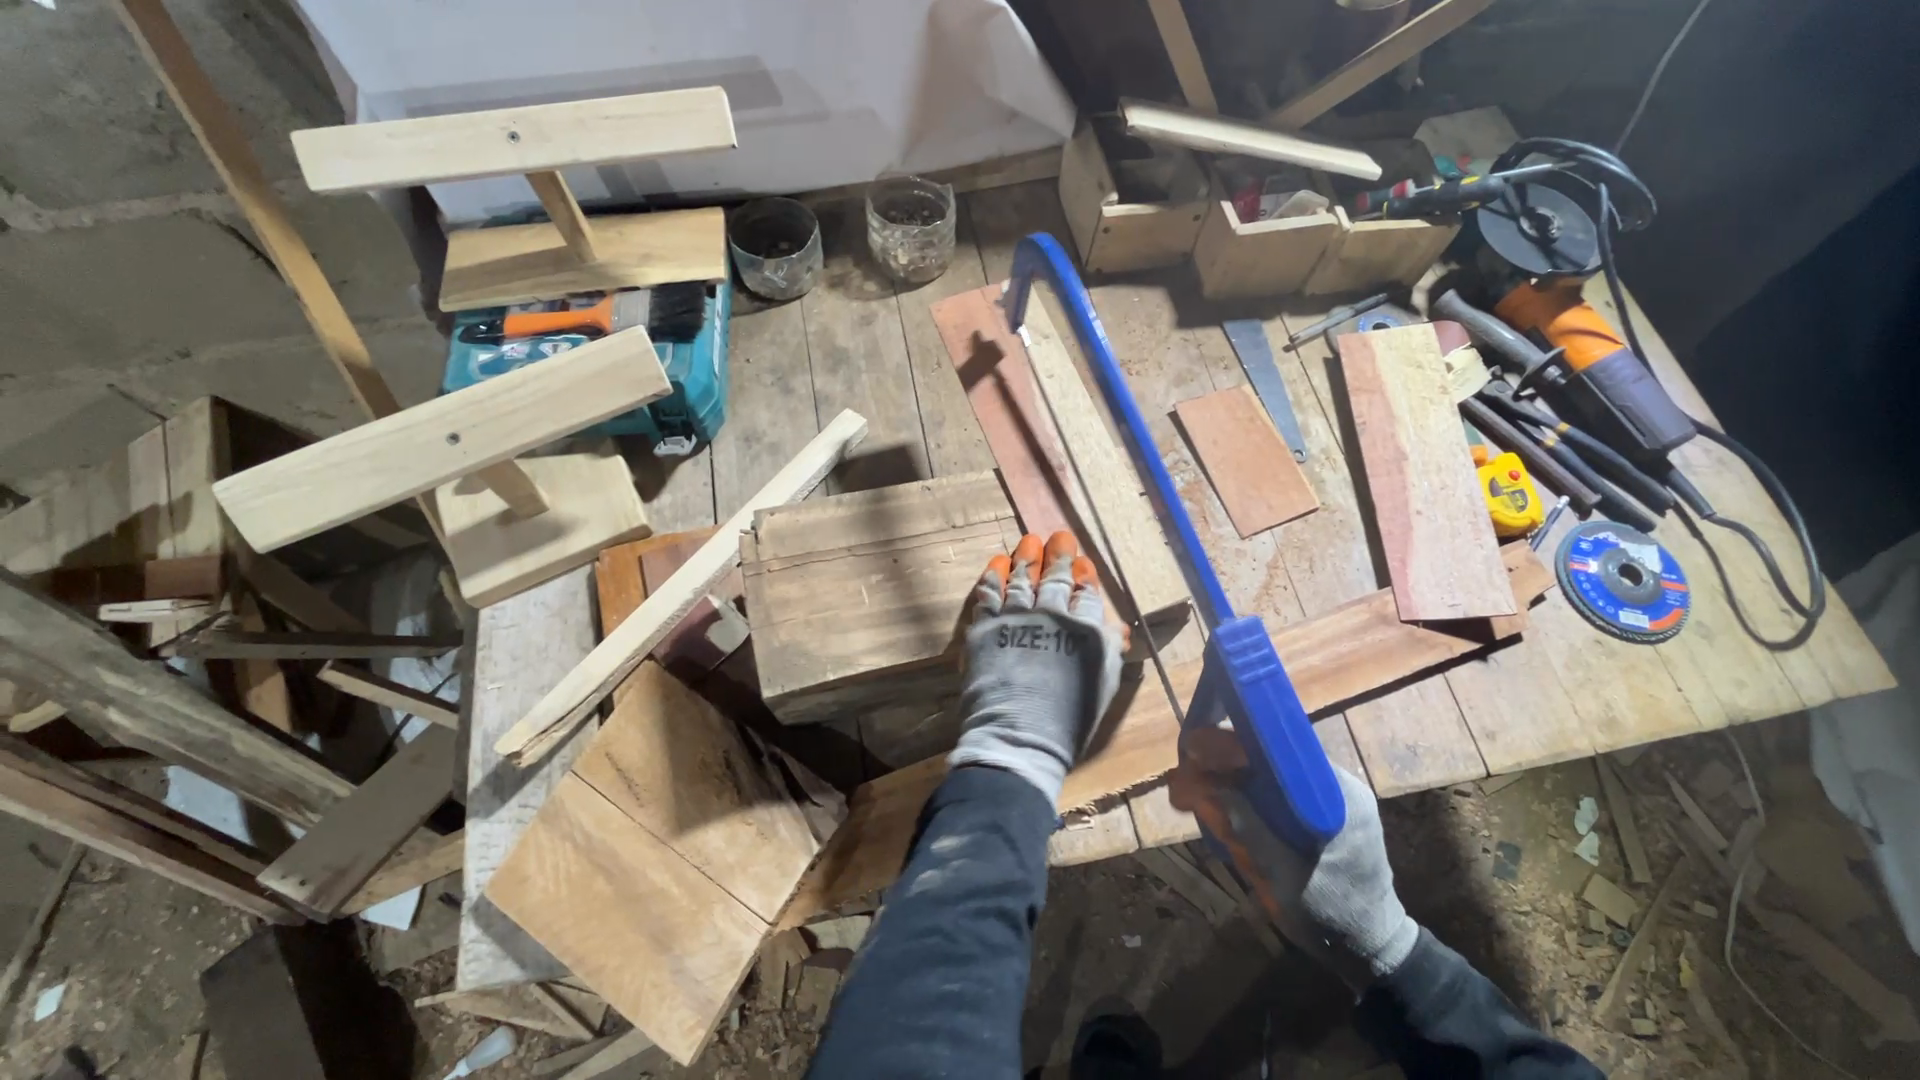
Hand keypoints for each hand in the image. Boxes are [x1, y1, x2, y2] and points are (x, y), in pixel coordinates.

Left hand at [948, 532, 1125, 804]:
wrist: (1020, 737)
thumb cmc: (1068, 721)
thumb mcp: (1102, 685)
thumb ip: (1107, 650)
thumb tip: (1114, 629)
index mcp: (1087, 629)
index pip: (1088, 593)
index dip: (1086, 577)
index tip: (1083, 565)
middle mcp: (1054, 615)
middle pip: (1057, 577)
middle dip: (1059, 555)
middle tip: (1059, 537)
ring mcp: (1017, 617)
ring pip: (1023, 578)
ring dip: (1027, 557)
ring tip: (1029, 541)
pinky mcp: (986, 626)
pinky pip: (989, 593)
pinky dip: (993, 576)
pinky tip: (997, 563)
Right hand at [1168, 726, 1418, 990]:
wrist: (1370, 949)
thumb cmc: (1332, 914)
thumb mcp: (1284, 875)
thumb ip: (1248, 828)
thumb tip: (1204, 786)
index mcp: (1336, 792)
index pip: (1278, 747)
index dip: (1233, 744)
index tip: (1193, 748)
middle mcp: (1332, 786)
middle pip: (1267, 758)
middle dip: (1221, 765)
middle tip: (1182, 781)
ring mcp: (1324, 801)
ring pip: (1264, 776)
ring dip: (1228, 785)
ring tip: (1190, 796)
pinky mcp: (1314, 817)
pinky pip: (1271, 796)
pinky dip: (1242, 802)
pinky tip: (1220, 814)